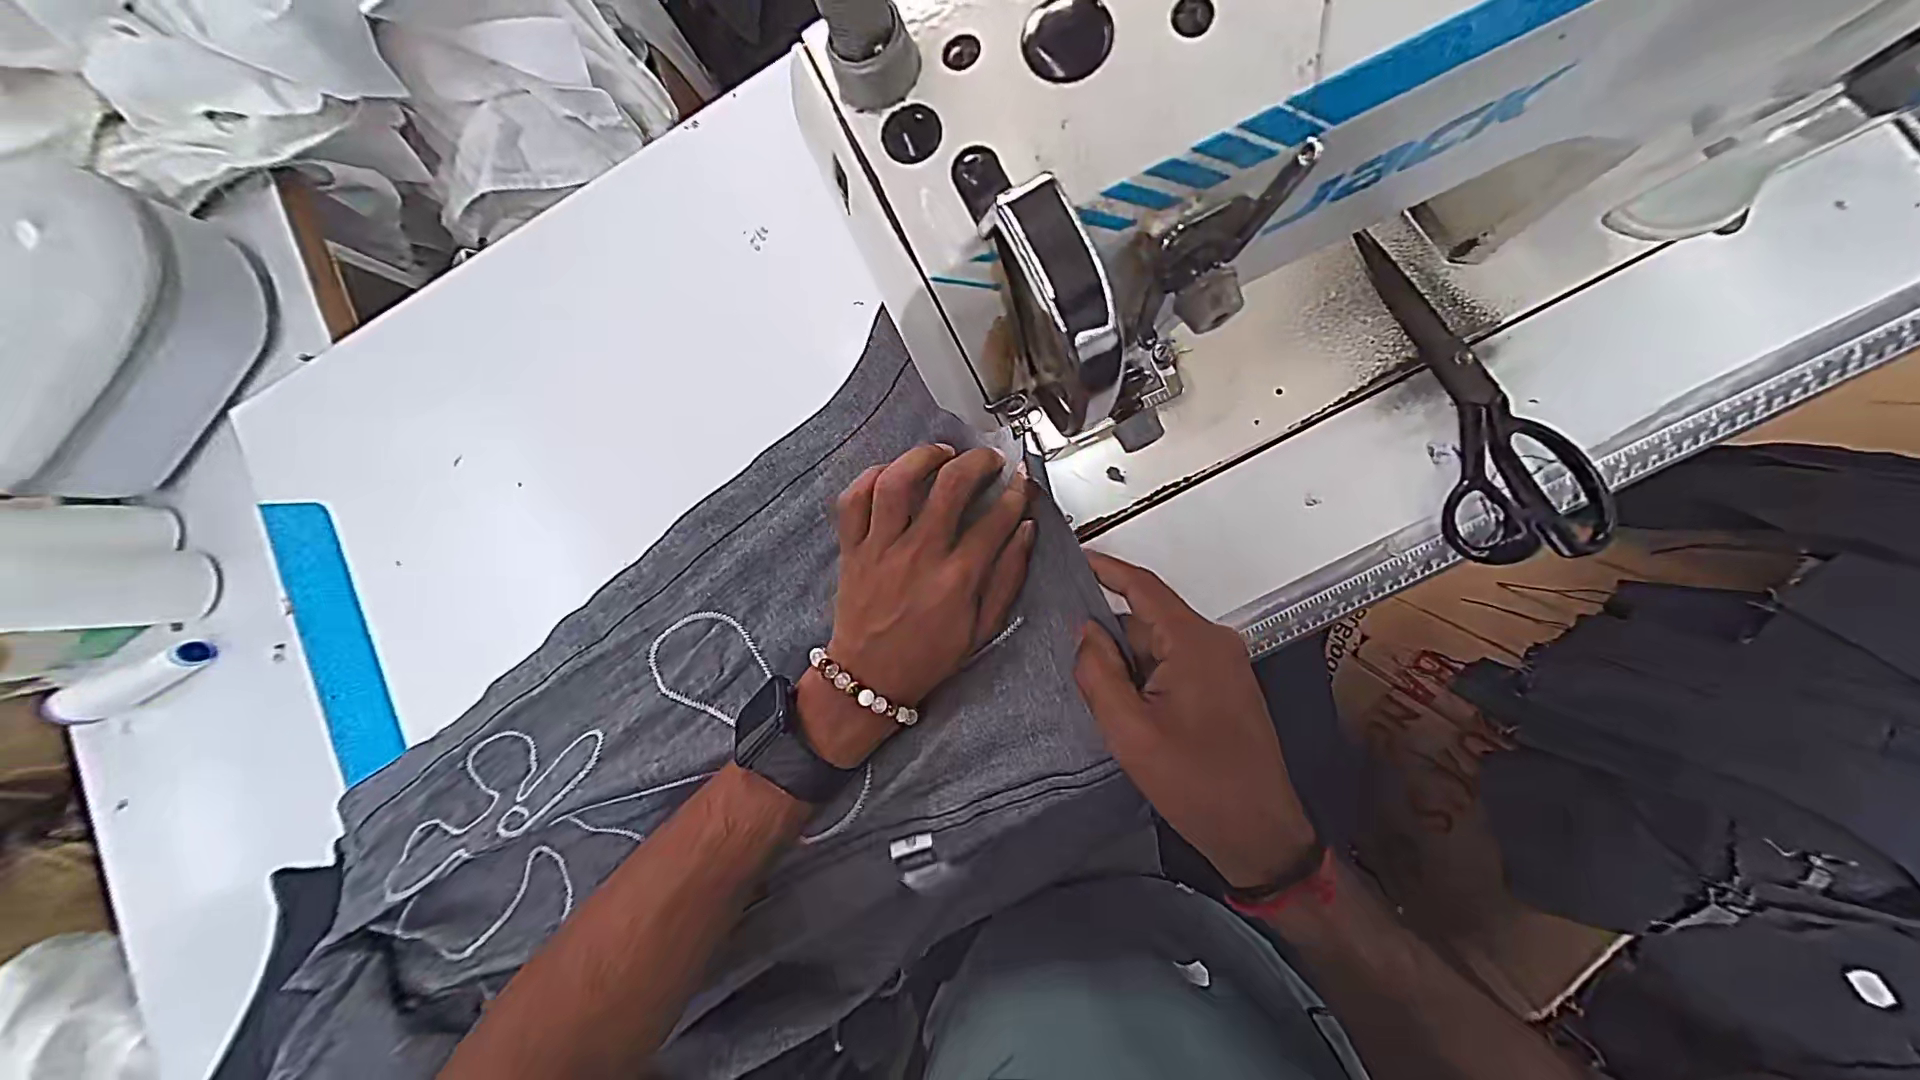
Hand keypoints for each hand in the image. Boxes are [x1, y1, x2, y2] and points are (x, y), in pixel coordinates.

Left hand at [800, 444, 1035, 766]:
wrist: (870, 679)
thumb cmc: (926, 657)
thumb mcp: (982, 628)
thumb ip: (1008, 577)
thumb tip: (1025, 533)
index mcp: (956, 579)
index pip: (996, 518)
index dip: (1015, 493)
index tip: (1019, 483)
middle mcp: (919, 557)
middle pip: (951, 486)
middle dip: (977, 462)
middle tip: (986, 461)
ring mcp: (882, 550)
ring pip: (898, 482)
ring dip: (923, 457)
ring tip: (941, 454)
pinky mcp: (853, 550)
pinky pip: (853, 501)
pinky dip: (870, 477)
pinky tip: (891, 473)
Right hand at [1073, 551, 1317, 888]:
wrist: (1258, 831)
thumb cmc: (1201, 785)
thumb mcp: (1129, 730)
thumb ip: (1098, 672)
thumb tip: (1084, 632)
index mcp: (1194, 643)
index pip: (1143, 587)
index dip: (1106, 568)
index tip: (1078, 558)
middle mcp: (1214, 643)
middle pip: (1145, 620)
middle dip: (1110, 642)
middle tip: (1084, 677)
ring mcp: (1223, 663)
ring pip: (1157, 645)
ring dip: (1129, 668)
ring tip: (1117, 713)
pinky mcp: (1223, 684)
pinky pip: (1173, 663)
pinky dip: (1147, 679)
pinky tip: (1137, 716)